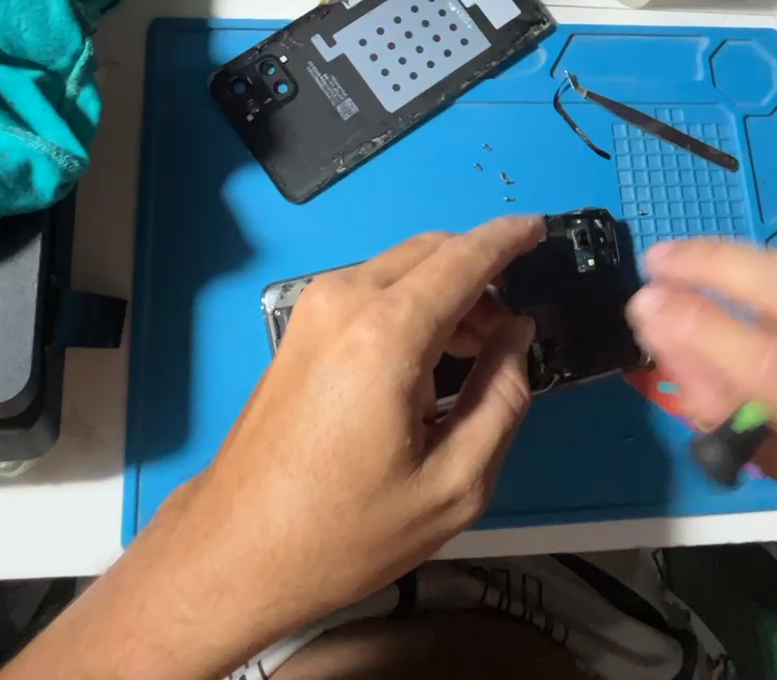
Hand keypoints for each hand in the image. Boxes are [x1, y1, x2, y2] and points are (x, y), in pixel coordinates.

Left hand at [140, 217, 543, 655]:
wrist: (236, 548)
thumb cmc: (347, 529)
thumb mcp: (454, 484)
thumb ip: (503, 397)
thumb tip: (517, 335)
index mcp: (387, 333)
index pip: (464, 259)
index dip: (508, 238)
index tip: (540, 229)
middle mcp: (346, 298)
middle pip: (432, 251)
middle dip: (481, 276)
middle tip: (508, 337)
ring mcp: (315, 305)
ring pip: (402, 266)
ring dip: (446, 292)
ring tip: (472, 358)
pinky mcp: (301, 322)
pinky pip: (373, 287)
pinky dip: (412, 303)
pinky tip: (425, 361)